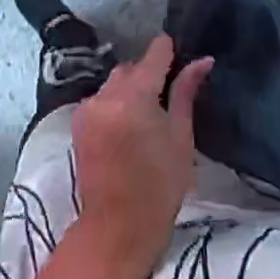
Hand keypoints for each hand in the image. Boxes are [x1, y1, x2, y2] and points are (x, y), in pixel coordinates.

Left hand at [68, 35, 213, 278]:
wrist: (117, 227)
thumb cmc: (160, 186)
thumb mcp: (181, 138)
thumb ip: (185, 93)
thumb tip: (202, 61)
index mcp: (134, 97)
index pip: (154, 54)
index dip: (169, 51)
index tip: (181, 57)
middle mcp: (106, 95)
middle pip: (132, 68)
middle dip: (149, 74)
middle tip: (168, 98)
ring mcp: (88, 108)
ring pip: (114, 82)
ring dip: (130, 88)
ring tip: (147, 116)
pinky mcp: (78, 122)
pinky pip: (101, 98)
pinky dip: (114, 102)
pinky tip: (127, 126)